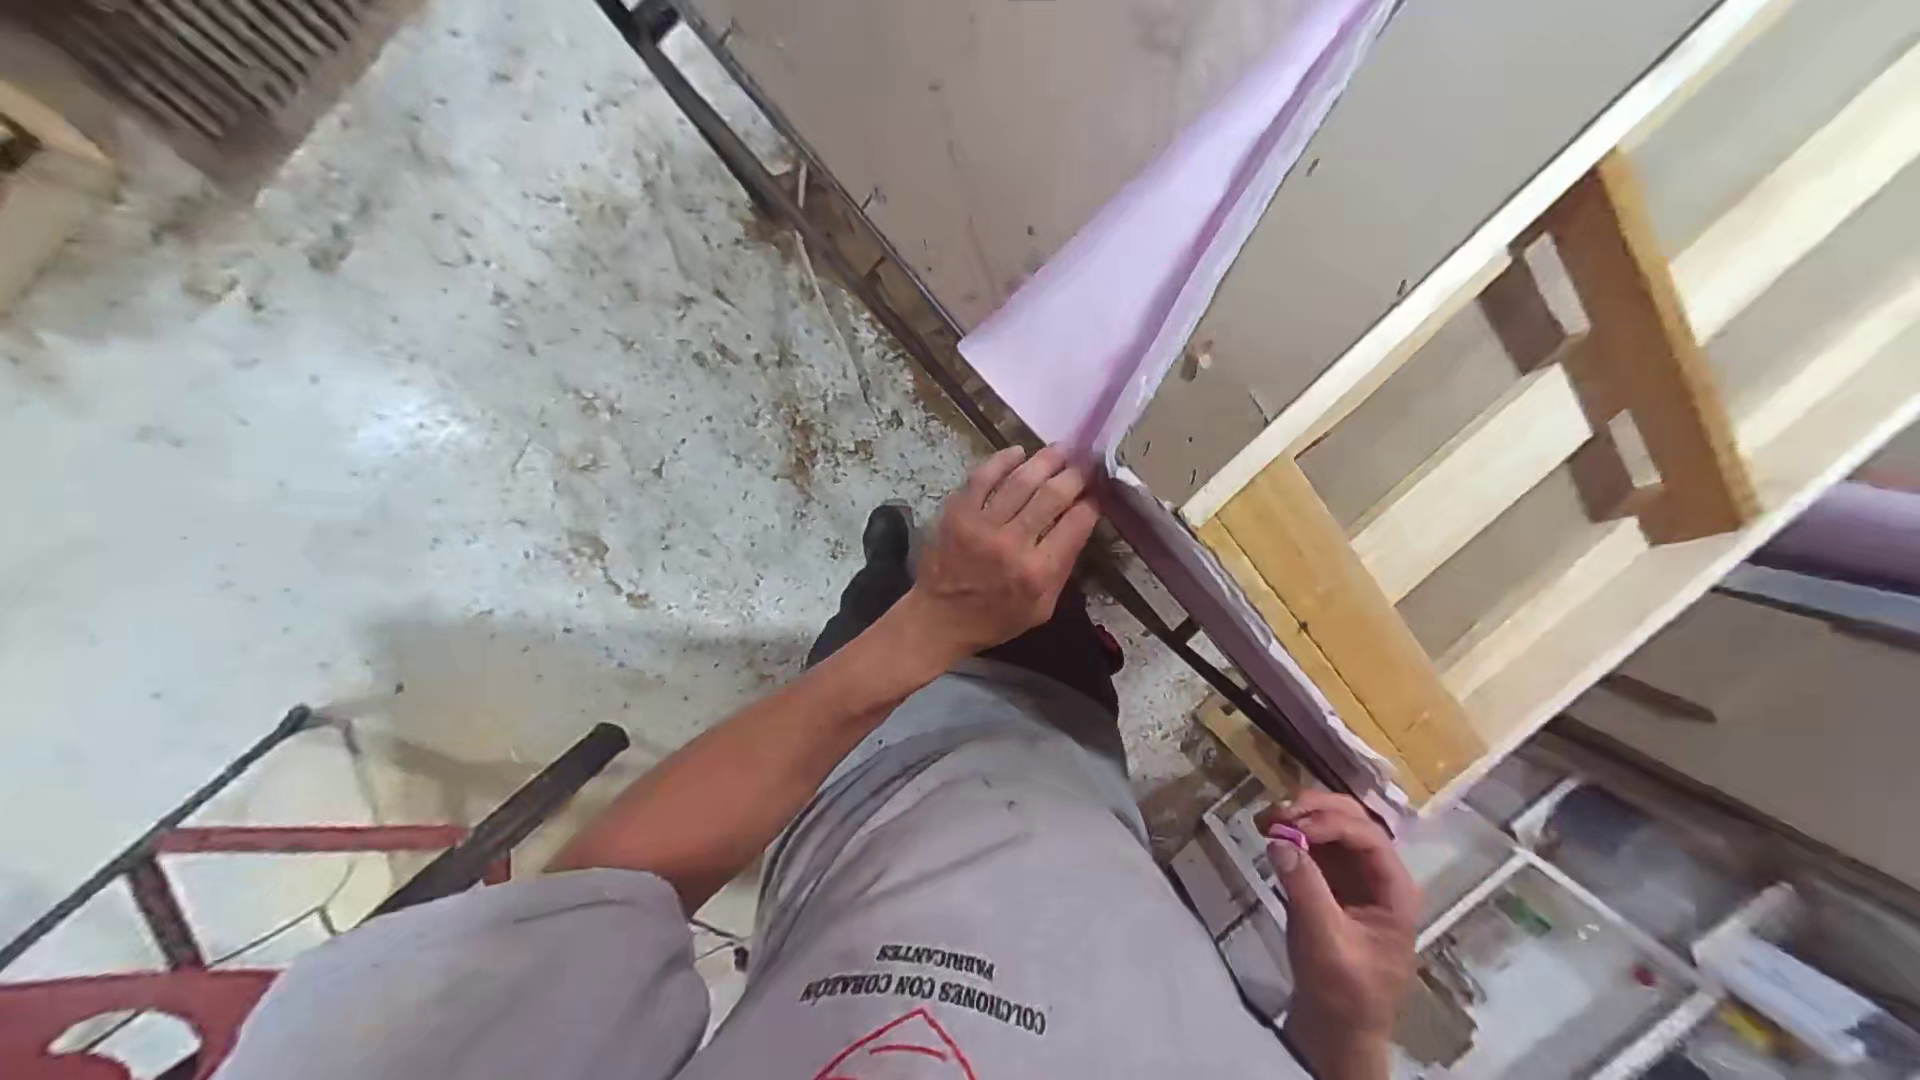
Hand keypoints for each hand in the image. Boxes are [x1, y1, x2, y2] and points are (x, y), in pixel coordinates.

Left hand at [904, 445, 1099, 659]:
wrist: (939, 618)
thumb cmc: (995, 617)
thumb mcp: (1042, 608)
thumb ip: (1063, 569)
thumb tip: (1080, 524)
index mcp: (1038, 572)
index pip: (1076, 524)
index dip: (1091, 503)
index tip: (1096, 493)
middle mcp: (1013, 544)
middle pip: (1053, 495)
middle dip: (1075, 475)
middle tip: (1085, 463)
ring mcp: (983, 525)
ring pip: (1022, 480)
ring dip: (1046, 460)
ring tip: (1061, 449)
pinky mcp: (958, 513)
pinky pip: (983, 477)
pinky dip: (1003, 460)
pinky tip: (1019, 452)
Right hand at [1264, 791, 1418, 1079]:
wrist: (1337, 1025)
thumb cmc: (1343, 990)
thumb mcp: (1325, 942)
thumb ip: (1305, 889)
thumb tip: (1279, 841)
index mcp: (1394, 890)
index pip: (1367, 836)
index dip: (1330, 823)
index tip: (1291, 827)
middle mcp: (1377, 873)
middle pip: (1353, 819)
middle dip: (1314, 808)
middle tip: (1276, 813)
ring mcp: (1353, 874)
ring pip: (1332, 822)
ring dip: (1300, 814)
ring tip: (1266, 819)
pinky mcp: (1329, 879)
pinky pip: (1313, 840)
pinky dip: (1291, 829)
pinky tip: (1269, 832)